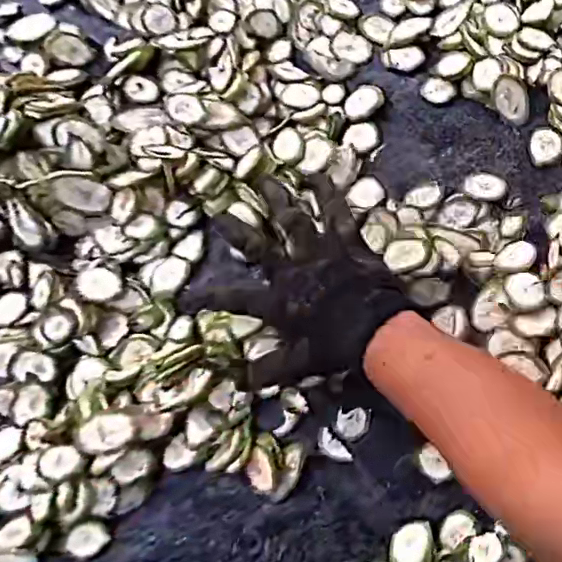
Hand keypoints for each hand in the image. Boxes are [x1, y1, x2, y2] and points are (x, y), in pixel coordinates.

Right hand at [190, 174, 416, 390]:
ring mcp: (319, 252)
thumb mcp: (298, 364)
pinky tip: (319, 176)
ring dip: (278, 199)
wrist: (375, 329)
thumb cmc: (336, 347)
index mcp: (278, 301)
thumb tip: (240, 385)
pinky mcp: (346, 243)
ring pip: (293, 220)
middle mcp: (292, 270)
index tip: (186, 299)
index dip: (208, 298)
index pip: (234, 299)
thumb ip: (269, 370)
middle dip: (237, 229)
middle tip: (218, 211)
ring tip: (266, 178)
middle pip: (258, 246)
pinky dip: (328, 194)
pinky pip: (336, 213)